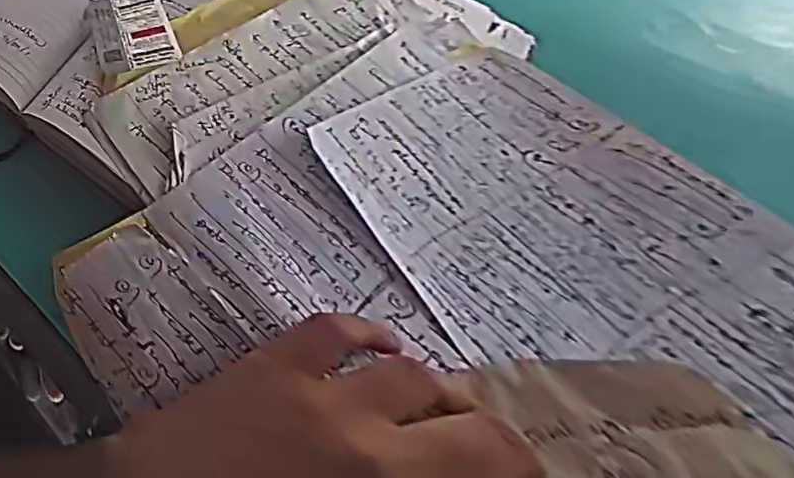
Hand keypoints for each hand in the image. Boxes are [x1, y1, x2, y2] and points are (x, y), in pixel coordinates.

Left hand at [102, 315, 539, 477]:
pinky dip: (366, 332)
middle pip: (465, 426)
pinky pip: (329, 330)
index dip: (521, 471)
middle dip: (496, 443)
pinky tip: (386, 342)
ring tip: (446, 411)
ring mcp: (315, 390)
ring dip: (437, 394)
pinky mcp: (272, 362)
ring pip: (407, 375)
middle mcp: (364, 435)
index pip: (490, 467)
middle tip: (497, 458)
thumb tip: (433, 472)